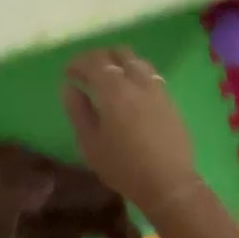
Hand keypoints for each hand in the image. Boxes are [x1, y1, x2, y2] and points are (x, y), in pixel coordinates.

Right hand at [62, 47, 200, 210]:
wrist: (168, 184)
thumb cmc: (122, 166)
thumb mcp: (89, 142)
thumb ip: (78, 110)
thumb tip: (70, 87)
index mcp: (114, 91)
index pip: (95, 61)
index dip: (79, 62)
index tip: (68, 72)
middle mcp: (138, 83)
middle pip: (120, 53)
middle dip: (100, 57)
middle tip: (87, 72)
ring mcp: (158, 90)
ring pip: (139, 62)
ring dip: (121, 63)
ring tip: (109, 80)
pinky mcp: (170, 101)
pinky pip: (151, 76)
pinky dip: (135, 75)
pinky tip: (129, 94)